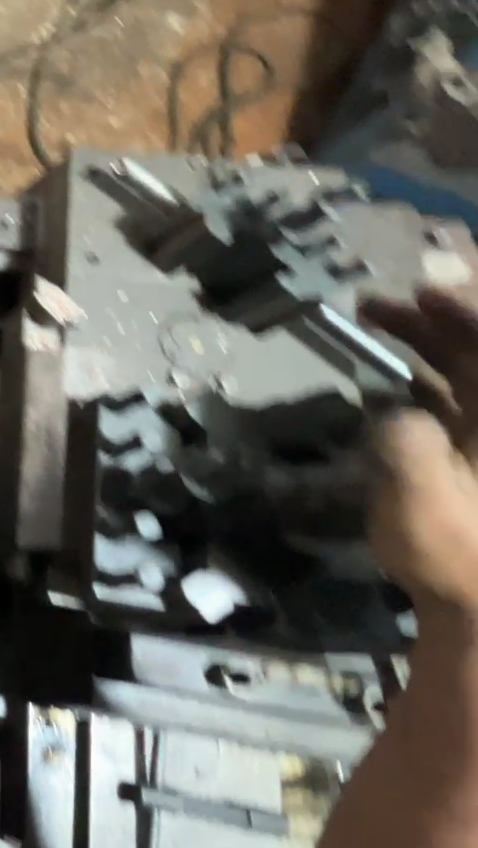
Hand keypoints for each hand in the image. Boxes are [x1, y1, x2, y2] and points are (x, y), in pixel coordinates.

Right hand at [362, 288, 477, 622]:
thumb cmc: (461, 556)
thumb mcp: (424, 504)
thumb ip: (407, 448)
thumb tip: (394, 408)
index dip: (469, 316)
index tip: (426, 291)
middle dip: (446, 319)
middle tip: (387, 301)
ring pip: (472, 370)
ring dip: (431, 342)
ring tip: (379, 320)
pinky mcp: (475, 452)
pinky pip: (457, 397)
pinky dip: (427, 375)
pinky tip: (391, 370)